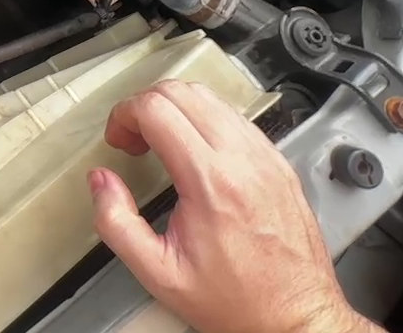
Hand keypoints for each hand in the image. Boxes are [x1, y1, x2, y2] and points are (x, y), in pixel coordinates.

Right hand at [88, 80, 377, 332]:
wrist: (301, 323)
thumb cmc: (239, 303)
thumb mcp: (159, 274)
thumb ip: (116, 223)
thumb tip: (101, 181)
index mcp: (211, 182)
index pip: (155, 108)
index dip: (123, 115)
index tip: (120, 139)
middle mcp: (243, 162)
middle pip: (178, 92)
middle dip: (143, 106)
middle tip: (134, 137)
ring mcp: (266, 159)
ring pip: (207, 96)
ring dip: (173, 108)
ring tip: (161, 140)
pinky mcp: (279, 164)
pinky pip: (233, 115)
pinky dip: (202, 118)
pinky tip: (193, 146)